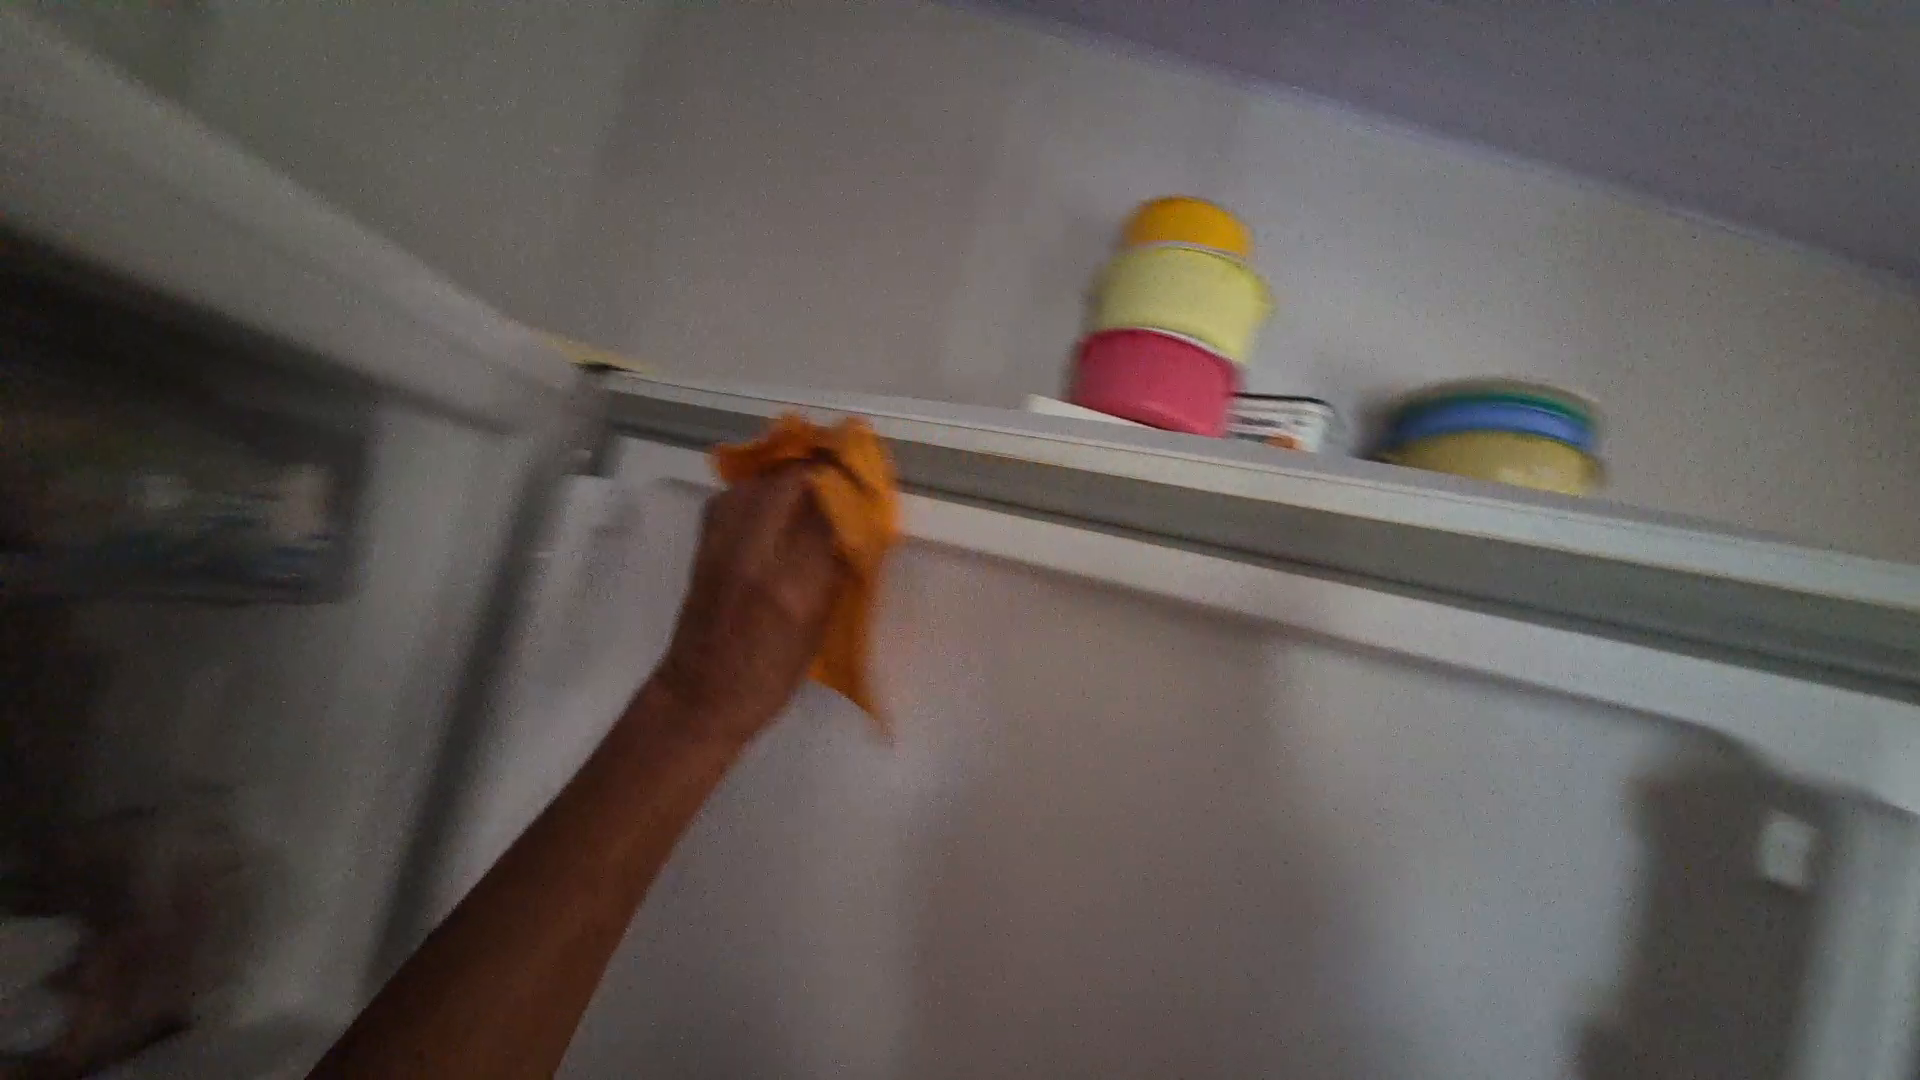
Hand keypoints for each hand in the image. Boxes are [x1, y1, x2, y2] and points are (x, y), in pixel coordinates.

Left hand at [647, 465, 843, 745]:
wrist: (699, 695)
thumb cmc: (770, 676)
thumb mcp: (818, 629)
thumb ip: (835, 574)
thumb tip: (855, 528)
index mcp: (791, 586)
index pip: (829, 514)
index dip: (851, 491)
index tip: (868, 484)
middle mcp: (753, 555)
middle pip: (790, 483)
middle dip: (820, 471)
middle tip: (841, 475)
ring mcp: (721, 545)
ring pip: (758, 482)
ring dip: (788, 475)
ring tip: (811, 482)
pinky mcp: (703, 545)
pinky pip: (734, 497)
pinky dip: (759, 489)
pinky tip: (774, 501)